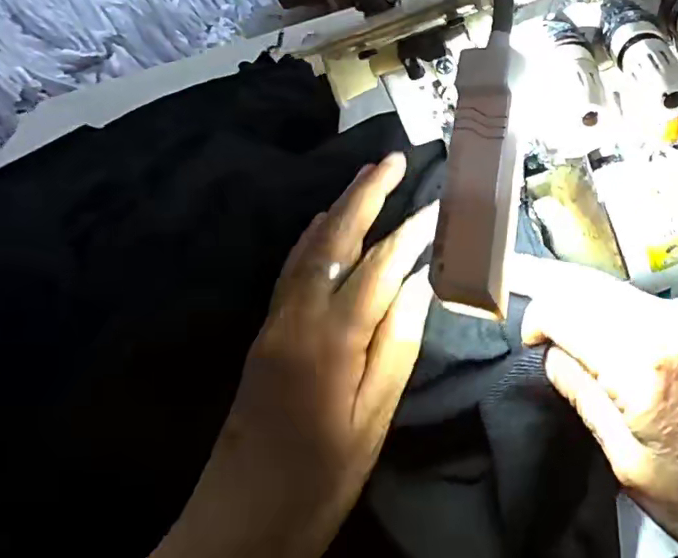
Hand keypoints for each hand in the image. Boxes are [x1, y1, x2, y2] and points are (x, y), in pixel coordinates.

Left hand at [154, 154, 437, 557]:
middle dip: (366, 193)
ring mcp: (277, 318)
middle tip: (393, 159)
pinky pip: (292, 266)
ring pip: (310, 245)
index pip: (381, 267)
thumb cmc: (319, 478)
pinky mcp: (266, 329)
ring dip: (340, 206)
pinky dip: (313, 236)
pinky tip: (324, 224)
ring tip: (367, 177)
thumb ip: (398, 345)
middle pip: (336, 238)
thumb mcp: (373, 420)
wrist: (238, 519)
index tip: (439, 205)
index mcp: (333, 338)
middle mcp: (300, 314)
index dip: (412, 232)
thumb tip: (422, 283)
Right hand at [508, 256, 677, 557]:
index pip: (559, 308)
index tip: (533, 346)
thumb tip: (552, 356)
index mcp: (644, 364)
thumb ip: (585, 398)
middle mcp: (669, 320)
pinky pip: (649, 303)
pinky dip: (630, 322)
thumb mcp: (634, 469)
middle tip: (559, 352)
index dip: (535, 322)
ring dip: (597, 317)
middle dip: (563, 314)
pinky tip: (644, 361)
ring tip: (606, 365)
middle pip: (585, 287)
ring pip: (616, 292)